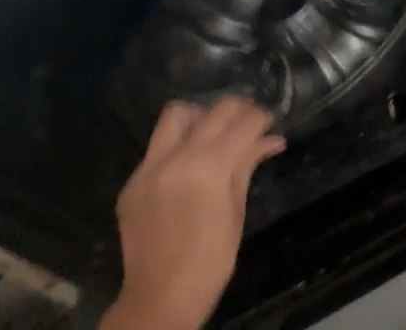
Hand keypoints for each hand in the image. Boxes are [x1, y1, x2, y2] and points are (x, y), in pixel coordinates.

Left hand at [99, 98, 284, 329]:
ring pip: (177, 115)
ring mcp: (149, 168)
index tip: (271, 123)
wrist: (161, 294)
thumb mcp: (237, 206)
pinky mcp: (132, 182)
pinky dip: (179, 144)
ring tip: (214, 133)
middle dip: (239, 111)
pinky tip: (190, 164)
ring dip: (201, 117)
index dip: (264, 118)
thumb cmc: (213, 255)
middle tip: (250, 125)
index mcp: (209, 166)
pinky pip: (158, 146)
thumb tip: (272, 139)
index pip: (245, 121)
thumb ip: (249, 163)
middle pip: (216, 110)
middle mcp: (176, 158)